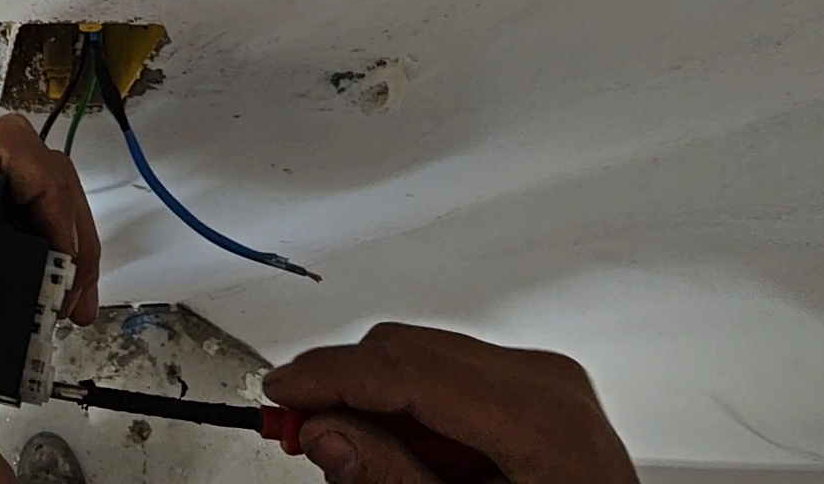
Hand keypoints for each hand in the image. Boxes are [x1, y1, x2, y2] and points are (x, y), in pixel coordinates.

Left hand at [0, 114, 100, 483]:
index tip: (64, 250)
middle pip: (25, 159)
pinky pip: (13, 194)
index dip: (50, 189)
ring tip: (69, 292)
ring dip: (62, 225)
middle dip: (69, 218)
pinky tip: (50, 283)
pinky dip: (45, 230)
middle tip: (74, 288)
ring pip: (24, 173)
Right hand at [262, 323, 636, 483]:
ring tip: (366, 457)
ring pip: (413, 355)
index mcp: (543, 420)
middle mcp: (544, 380)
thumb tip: (324, 432)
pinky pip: (439, 371)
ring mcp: (540, 377)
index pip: (404, 370)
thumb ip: (395, 482)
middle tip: (301, 430)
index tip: (279, 391)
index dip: (329, 376)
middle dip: (343, 387)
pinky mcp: (531, 384)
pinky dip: (407, 406)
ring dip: (373, 399)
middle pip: (402, 352)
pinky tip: (410, 452)